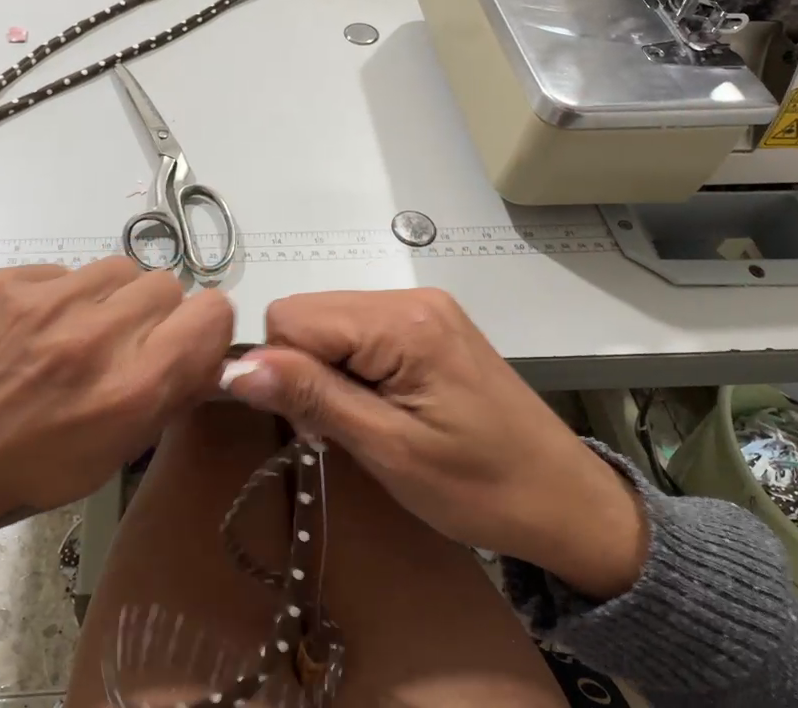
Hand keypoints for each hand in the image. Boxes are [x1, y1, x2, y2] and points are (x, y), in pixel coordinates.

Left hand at [0, 257, 232, 553]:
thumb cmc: (16, 478)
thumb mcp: (108, 460)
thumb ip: (167, 398)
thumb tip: (204, 351)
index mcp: (127, 392)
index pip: (211, 312)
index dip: (204, 329)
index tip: (183, 345)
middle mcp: (91, 336)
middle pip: (166, 284)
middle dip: (155, 316)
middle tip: (121, 347)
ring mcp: (41, 301)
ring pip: (118, 268)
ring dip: (110, 300)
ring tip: (76, 334)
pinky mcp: (0, 282)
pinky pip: (63, 271)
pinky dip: (61, 296)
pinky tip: (31, 332)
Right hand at [225, 289, 647, 599]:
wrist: (563, 501)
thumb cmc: (479, 488)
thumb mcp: (388, 450)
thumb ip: (311, 397)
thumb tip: (234, 367)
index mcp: (402, 322)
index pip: (291, 318)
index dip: (284, 372)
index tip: (314, 426)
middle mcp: (409, 297)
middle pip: (307, 314)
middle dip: (303, 370)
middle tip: (342, 427)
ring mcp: (422, 306)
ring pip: (327, 322)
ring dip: (325, 371)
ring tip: (365, 421)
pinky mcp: (428, 323)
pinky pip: (357, 330)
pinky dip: (350, 367)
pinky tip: (379, 404)